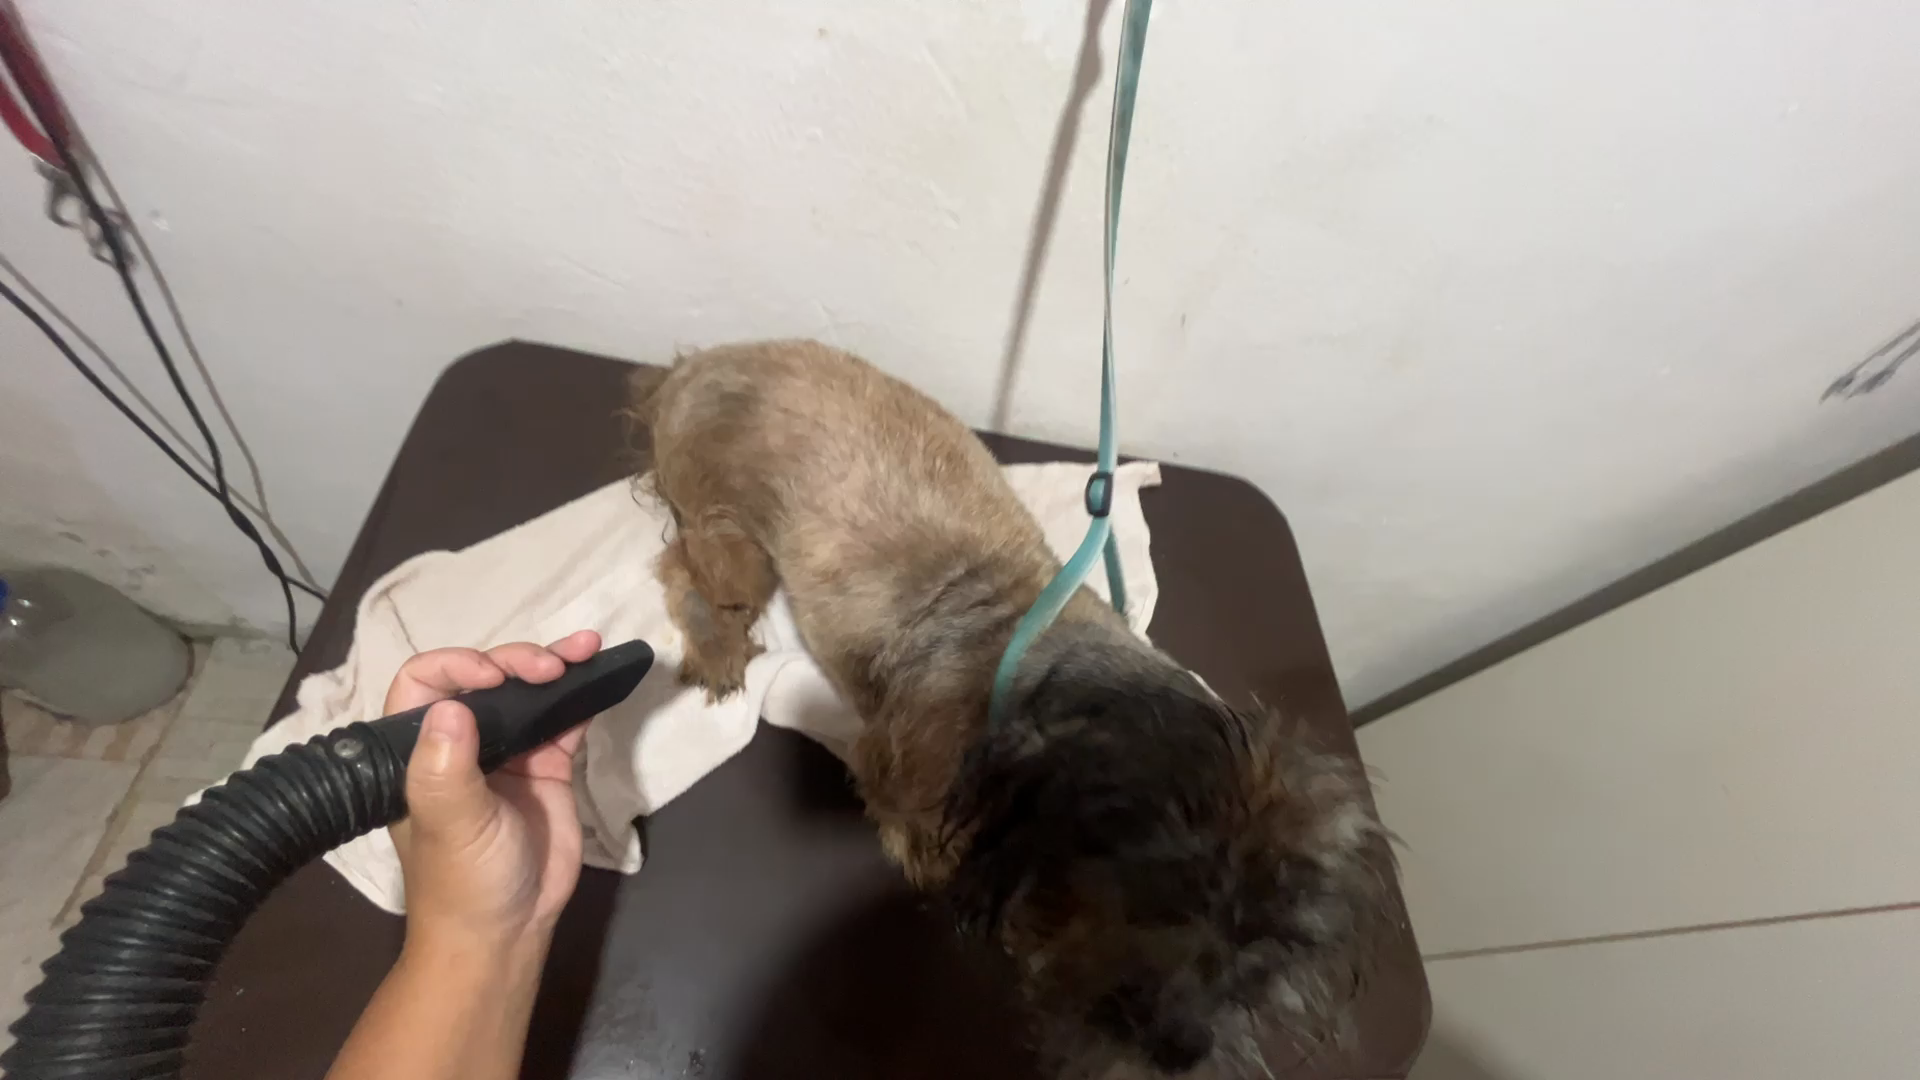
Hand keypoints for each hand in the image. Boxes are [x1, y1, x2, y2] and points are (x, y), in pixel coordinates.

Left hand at [384, 630, 601, 948]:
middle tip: (552, 668)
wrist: (511, 926)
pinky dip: (584, 694)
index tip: (496, 676)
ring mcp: (511, 751)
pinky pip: (567, 717)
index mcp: (422, 752)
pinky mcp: (551, 763)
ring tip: (587, 647)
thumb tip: (451, 707)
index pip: (425, 685)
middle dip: (519, 660)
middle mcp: (465, 743)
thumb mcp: (451, 825)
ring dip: (558, 664)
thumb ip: (446, 770)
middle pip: (487, 678)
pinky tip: (601, 673)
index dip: (457, 666)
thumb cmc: (464, 880)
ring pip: (531, 691)